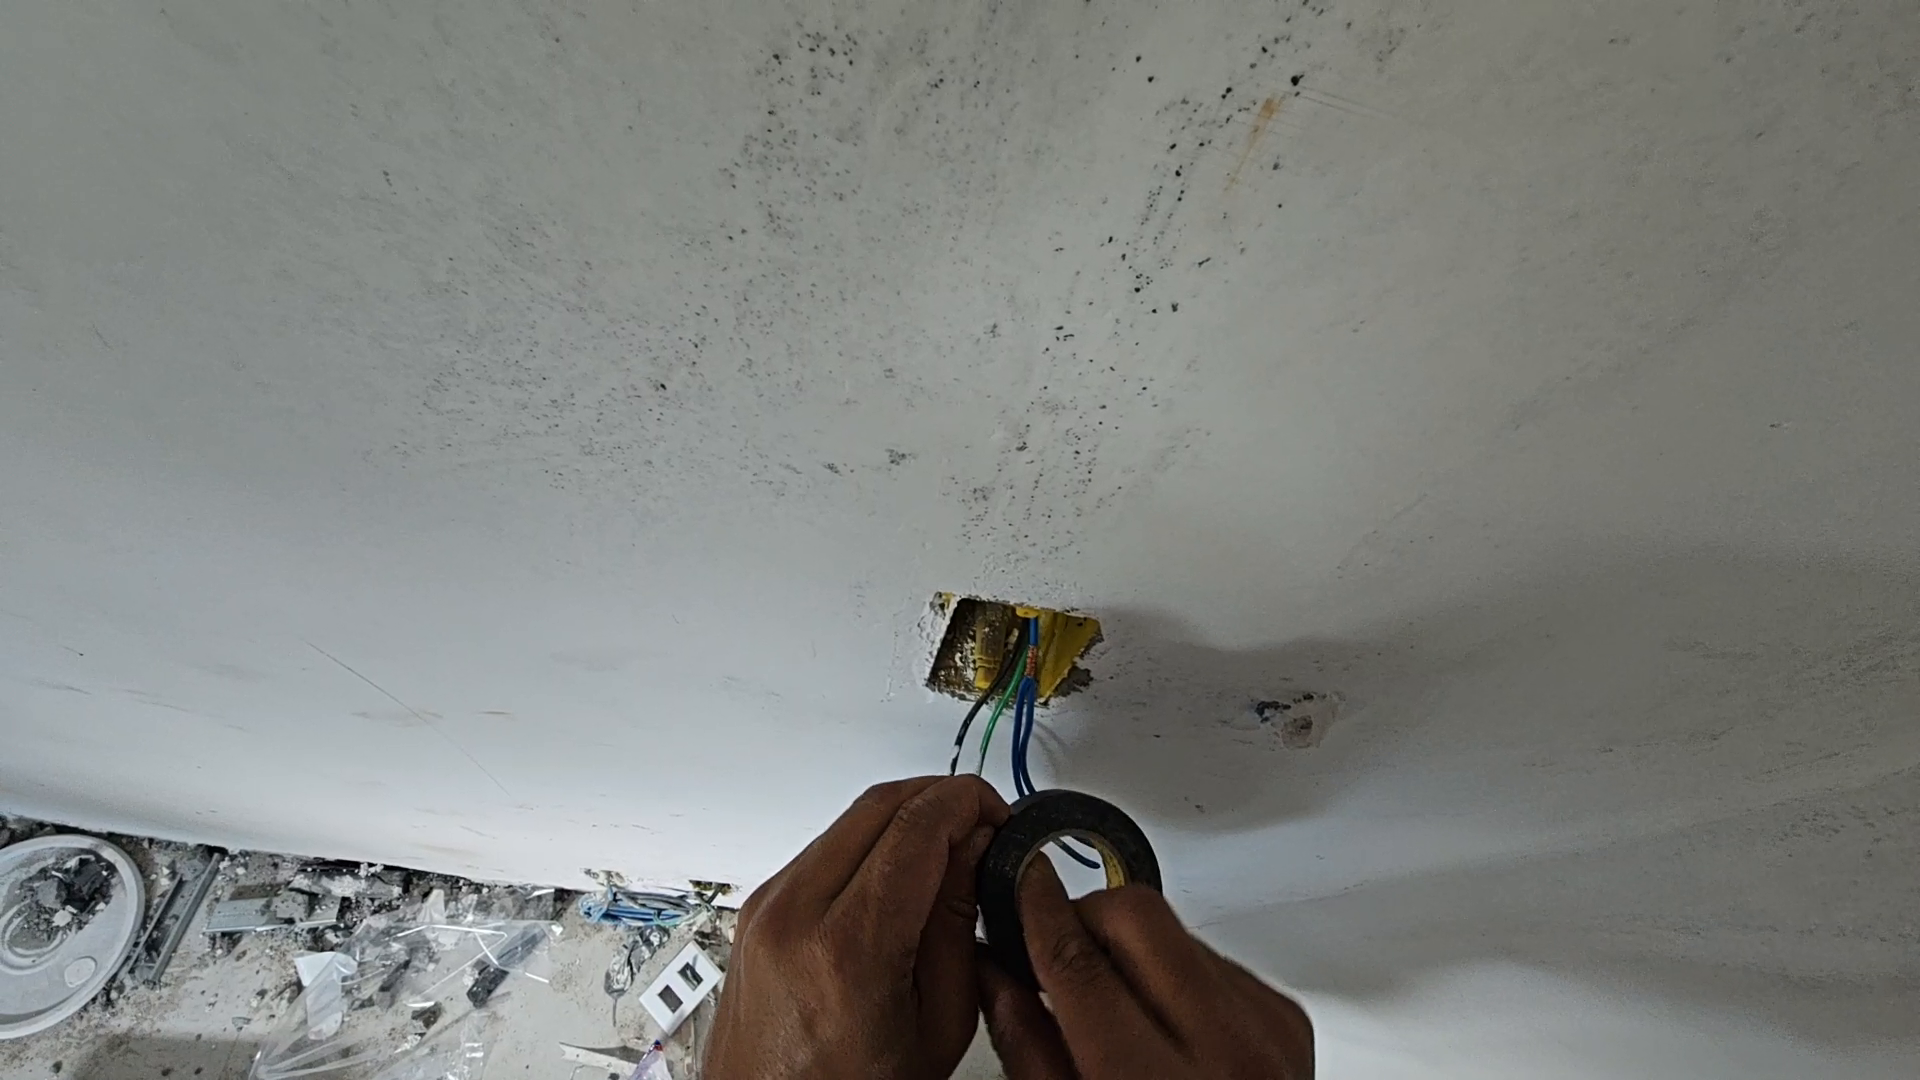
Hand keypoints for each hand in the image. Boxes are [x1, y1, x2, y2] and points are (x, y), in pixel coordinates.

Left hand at [705, 776, 1010, 1079]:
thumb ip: (958, 920)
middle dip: (940, 796)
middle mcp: (793, 914)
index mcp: (845, 951)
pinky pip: (827, 843)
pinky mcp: (759, 904)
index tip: (995, 813)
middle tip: (979, 821)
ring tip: (945, 846)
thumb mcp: (939, 1023)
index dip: (967, 802)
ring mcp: (768, 905)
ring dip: (907, 814)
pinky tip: (901, 868)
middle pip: (880, 803)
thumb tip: (973, 843)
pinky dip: (873, 839)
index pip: (915, 826)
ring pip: (852, 815)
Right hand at [978, 859, 1313, 1078]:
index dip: (1042, 910)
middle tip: (1064, 945)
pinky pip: (1208, 953)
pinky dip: (1172, 966)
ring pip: (1172, 924)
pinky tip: (1164, 1015)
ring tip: (1118, 997)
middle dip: (1088, 913)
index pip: (1082, 965)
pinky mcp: (1283, 1015)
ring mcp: (1262, 1028)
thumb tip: (994, 968)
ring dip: (1131, 943)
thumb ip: (1028, 1048)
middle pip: (1137, 914)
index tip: (1025, 877)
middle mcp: (1224, 1051)